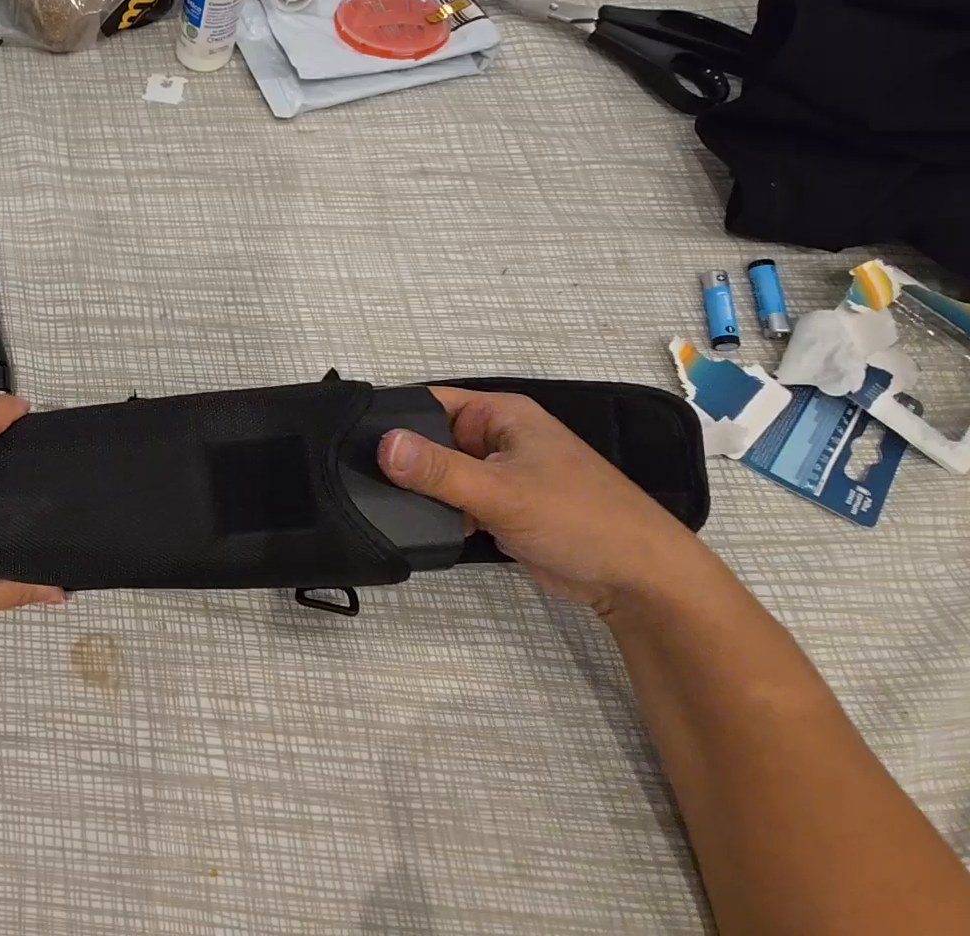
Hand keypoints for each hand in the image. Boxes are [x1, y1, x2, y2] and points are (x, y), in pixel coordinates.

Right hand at [376, 387, 709, 615]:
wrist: (636, 580)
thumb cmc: (581, 520)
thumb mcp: (502, 492)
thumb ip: (439, 470)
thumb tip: (382, 445)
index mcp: (501, 415)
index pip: (428, 401)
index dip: (389, 415)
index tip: (344, 436)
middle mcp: (495, 438)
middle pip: (428, 439)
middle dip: (397, 458)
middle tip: (349, 476)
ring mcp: (495, 474)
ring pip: (437, 474)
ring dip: (414, 489)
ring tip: (370, 502)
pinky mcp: (495, 507)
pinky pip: (449, 501)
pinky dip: (432, 511)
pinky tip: (408, 525)